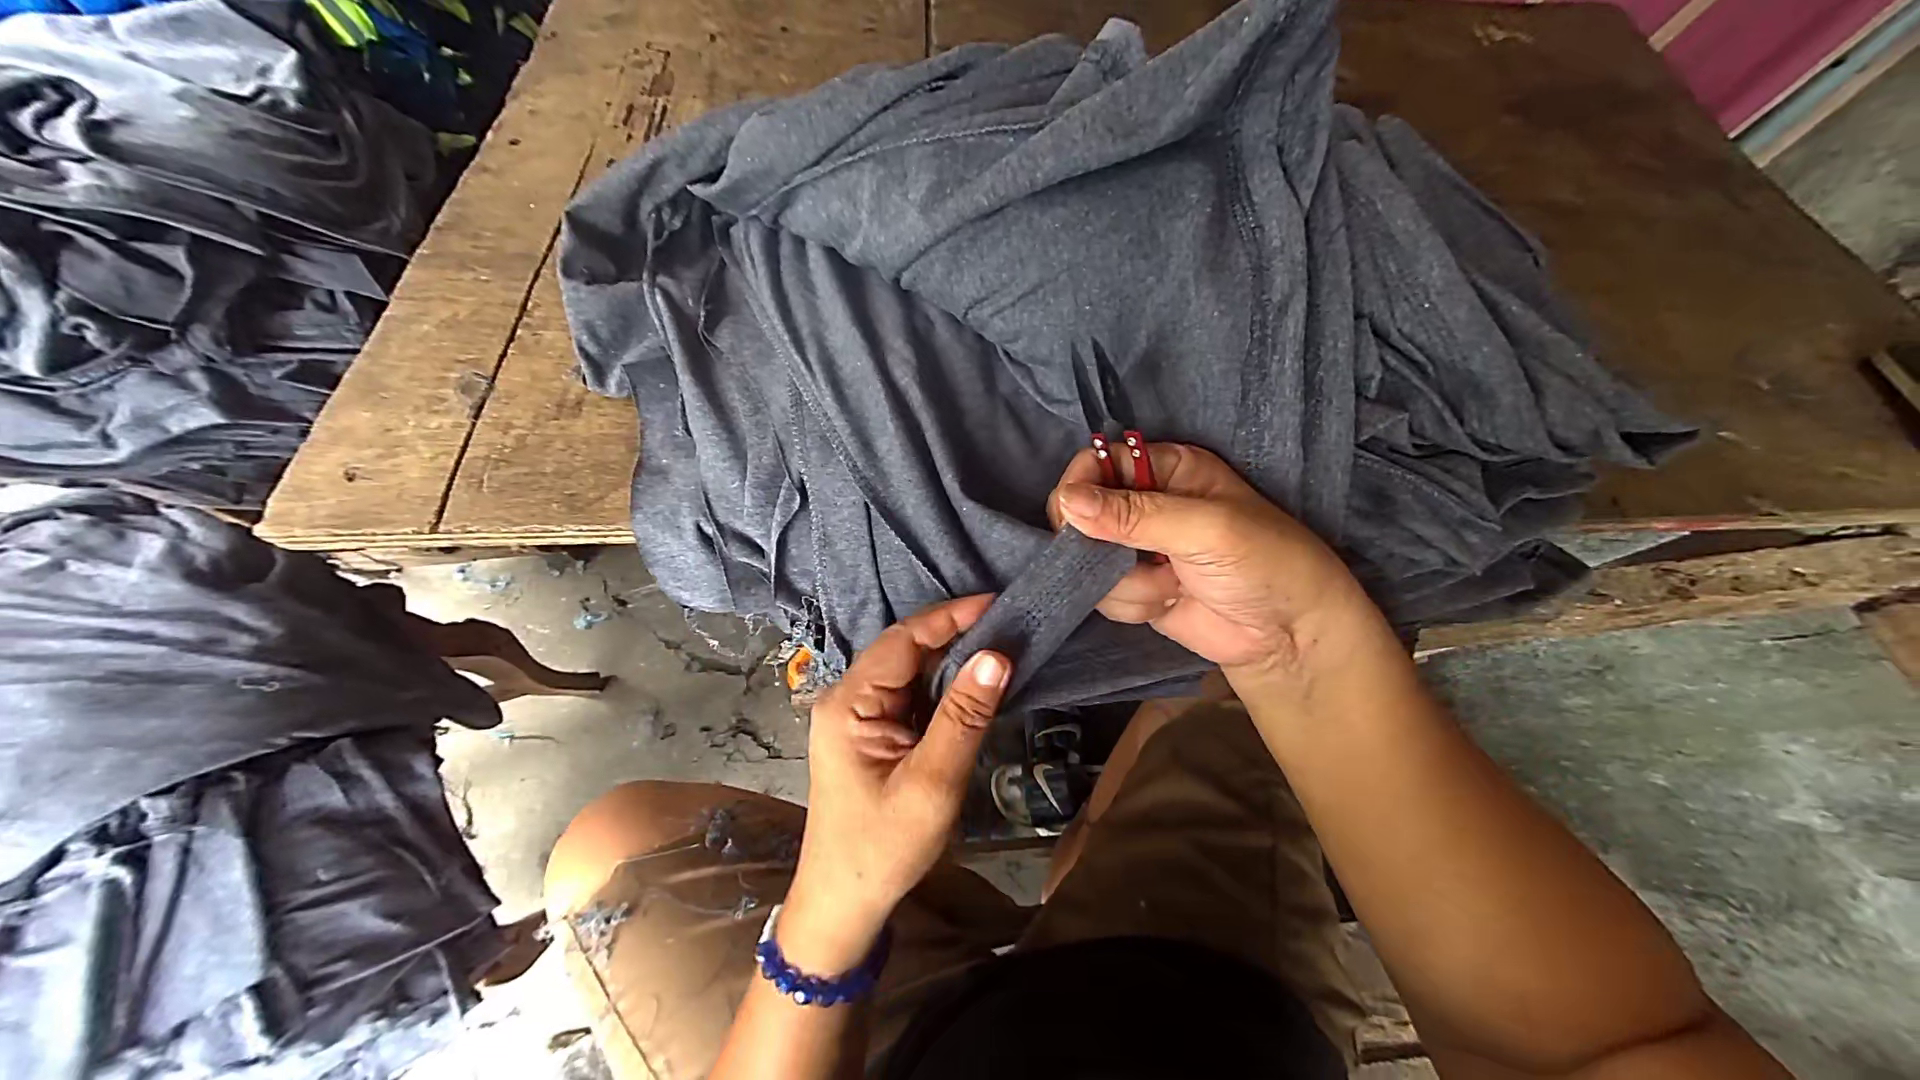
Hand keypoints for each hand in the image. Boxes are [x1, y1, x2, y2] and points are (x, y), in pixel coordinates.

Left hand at [779, 596, 1009, 972]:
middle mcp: (848, 698)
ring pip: (909, 670)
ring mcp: (857, 714)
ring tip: (1000, 643)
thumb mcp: (932, 783)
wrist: (845, 903)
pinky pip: (910, 693)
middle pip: (905, 649)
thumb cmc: (883, 848)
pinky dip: (942, 684)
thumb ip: (964, 717)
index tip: (997, 603)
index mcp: (849, 703)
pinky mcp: (871, 731)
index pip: (903, 640)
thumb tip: (997, 655)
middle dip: (954, 633)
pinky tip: (973, 680)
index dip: (950, 617)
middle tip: (1008, 624)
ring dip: (951, 658)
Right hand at [1048, 443, 1385, 682]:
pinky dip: (1131, 603)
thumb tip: (1067, 500)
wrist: (1289, 638)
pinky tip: (1168, 603)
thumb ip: (1135, 514)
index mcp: (1168, 469)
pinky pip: (1101, 593)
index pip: (1100, 463)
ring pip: (1087, 559)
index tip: (1072, 519)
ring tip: (1172, 585)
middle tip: (1130, 558)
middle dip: (1100, 544)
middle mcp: (1147, 503)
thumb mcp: (1205, 528)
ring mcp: (1138, 549)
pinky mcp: (1135, 587)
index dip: (1079, 487)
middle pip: (1081, 512)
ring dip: (1124, 581)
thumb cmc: (1266, 564)